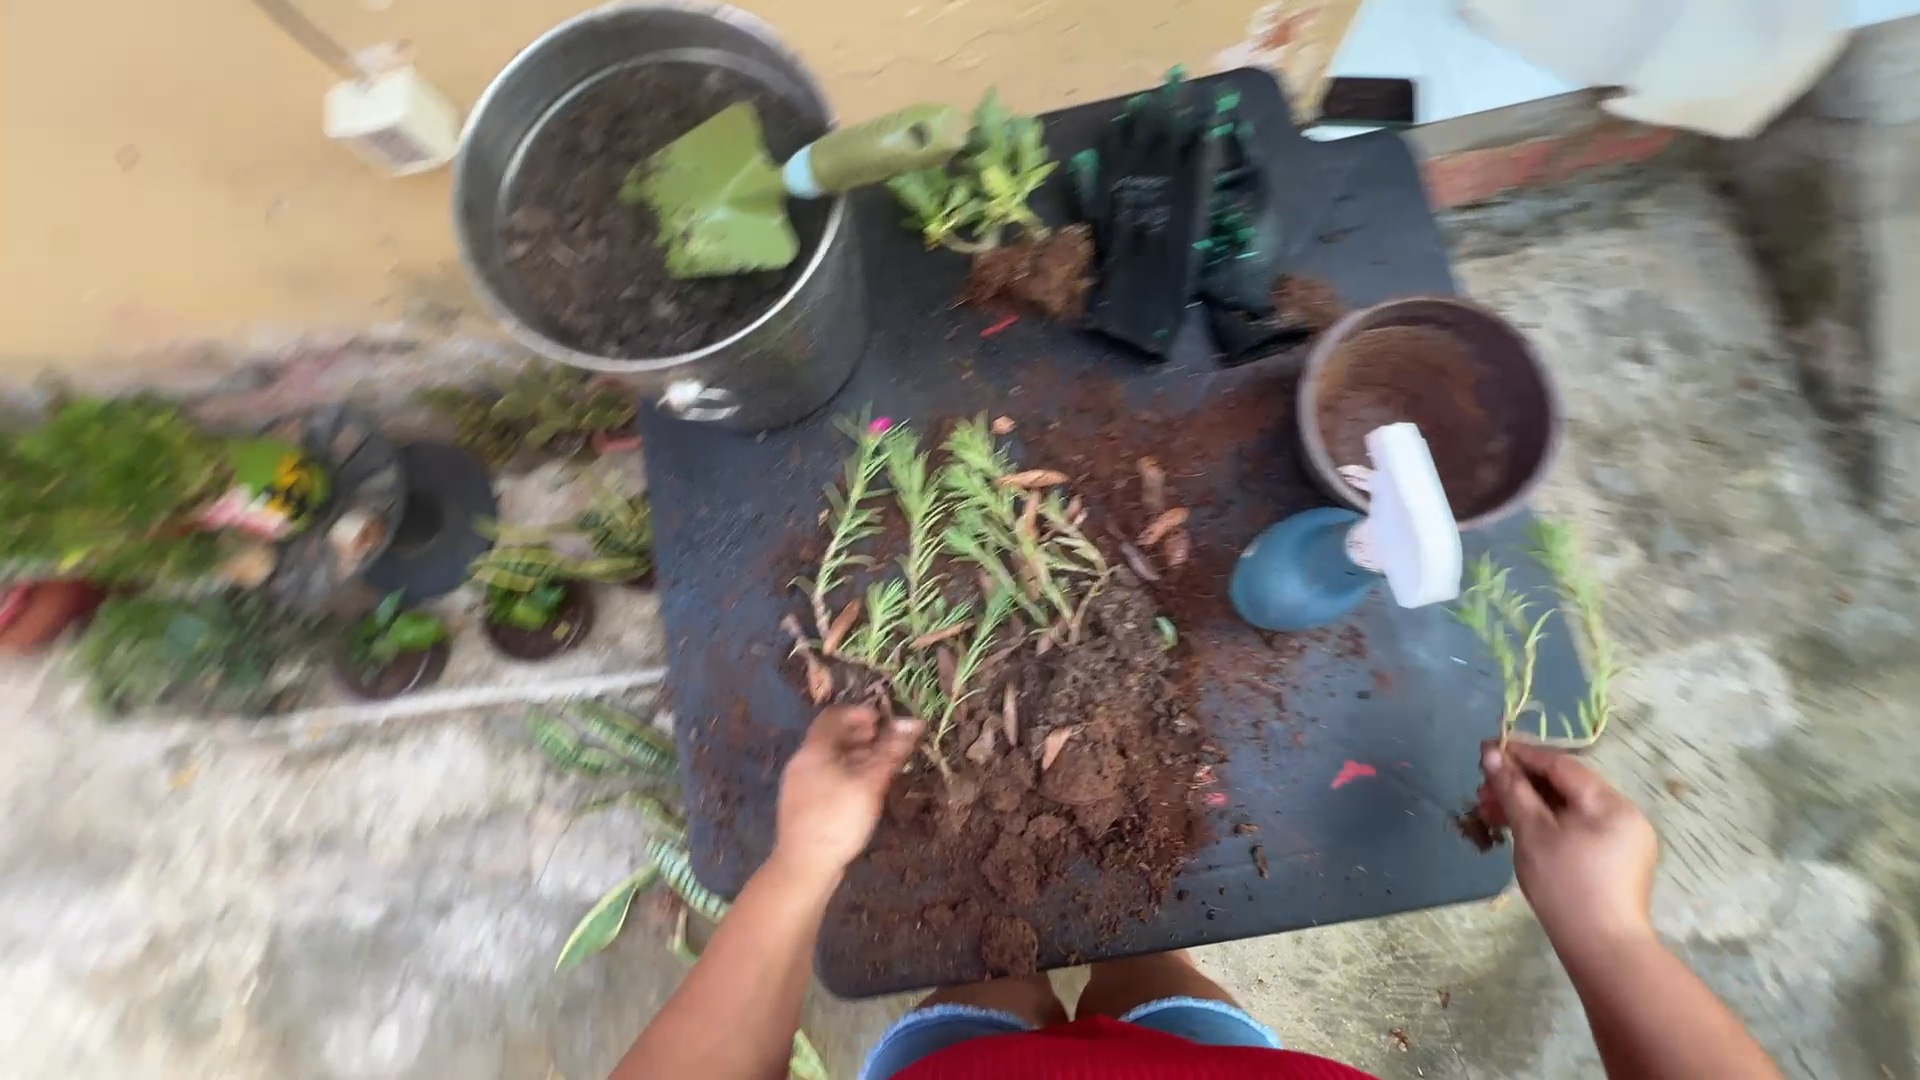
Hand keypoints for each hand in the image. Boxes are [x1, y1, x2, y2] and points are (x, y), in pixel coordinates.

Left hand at [773, 706, 921, 885]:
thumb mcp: (870, 782)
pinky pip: (824, 776)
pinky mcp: (801, 804)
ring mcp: (798, 784)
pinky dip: (845, 772)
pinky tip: (861, 789)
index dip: (859, 714)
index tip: (882, 724)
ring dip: (854, 755)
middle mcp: (802, 761)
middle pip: (831, 736)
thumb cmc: (838, 818)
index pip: (833, 716)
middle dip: (860, 735)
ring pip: (829, 758)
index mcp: (814, 749)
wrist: (803, 866)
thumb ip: (891, 751)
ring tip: (878, 766)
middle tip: (884, 744)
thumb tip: (913, 723)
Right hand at [1480, 742, 1658, 959]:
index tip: (1485, 750)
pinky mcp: (1612, 855)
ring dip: (1525, 801)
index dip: (1521, 754)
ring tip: (1490, 810)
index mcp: (1611, 805)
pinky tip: (1514, 826)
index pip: (1560, 765)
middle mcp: (1623, 815)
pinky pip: (1573, 823)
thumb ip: (1511, 787)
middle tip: (1482, 789)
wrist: (1601, 946)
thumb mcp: (1531, 830)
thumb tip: (1490, 752)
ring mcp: (1620, 837)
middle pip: (1563, 784)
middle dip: (1519, 782)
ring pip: (1565, 804)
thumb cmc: (1565, 883)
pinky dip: (1542, 819)